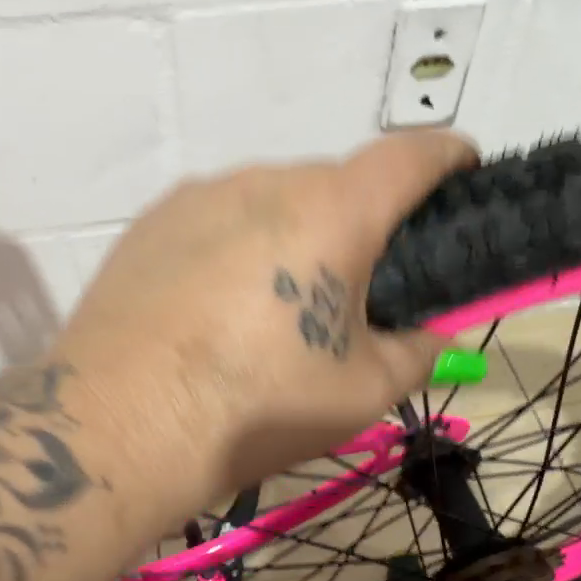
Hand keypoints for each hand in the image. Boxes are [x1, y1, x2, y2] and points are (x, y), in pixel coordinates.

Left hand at [53, 132, 475, 497]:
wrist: (120, 425)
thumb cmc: (256, 407)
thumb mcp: (363, 394)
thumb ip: (418, 352)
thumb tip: (434, 335)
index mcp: (334, 211)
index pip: (411, 155)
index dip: (448, 158)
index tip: (460, 176)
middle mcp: (267, 181)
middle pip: (336, 184)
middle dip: (358, 224)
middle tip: (348, 293)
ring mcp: (200, 195)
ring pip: (271, 201)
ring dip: (290, 236)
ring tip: (269, 308)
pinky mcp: (150, 221)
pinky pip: (217, 218)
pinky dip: (234, 246)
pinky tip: (212, 305)